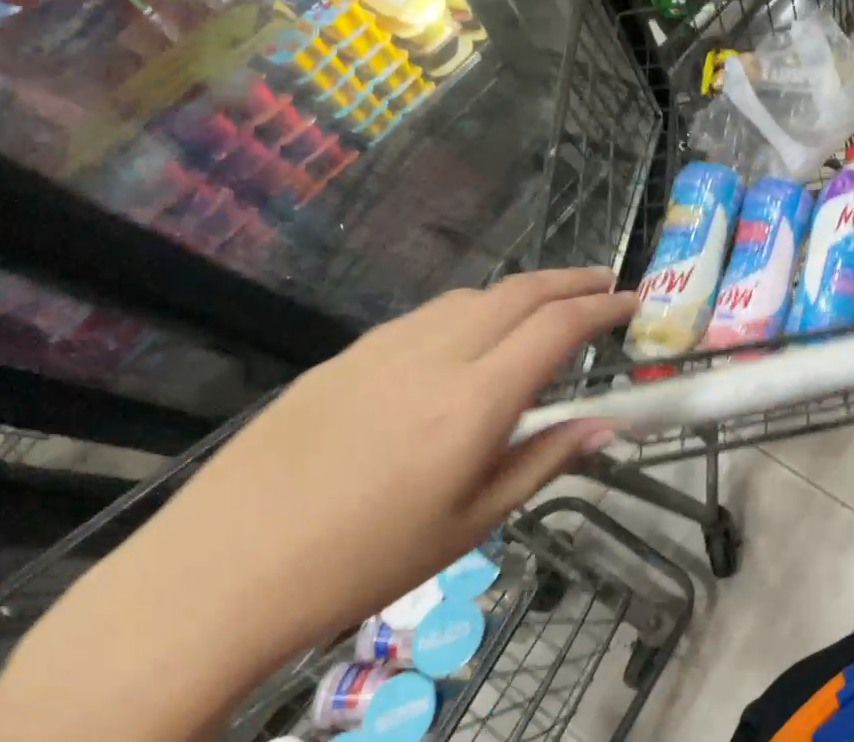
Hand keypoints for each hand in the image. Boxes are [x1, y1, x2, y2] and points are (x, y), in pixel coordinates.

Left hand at [0, 268, 633, 741]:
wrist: (218, 574)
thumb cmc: (365, 561)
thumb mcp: (472, 522)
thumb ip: (544, 461)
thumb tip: (606, 426)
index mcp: (474, 401)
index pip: (558, 328)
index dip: (604, 307)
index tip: (635, 302)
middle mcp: (433, 356)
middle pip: (518, 292)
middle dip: (571, 280)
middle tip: (605, 284)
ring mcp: (380, 350)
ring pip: (468, 297)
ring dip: (519, 292)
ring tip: (545, 308)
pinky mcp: (340, 359)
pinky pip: (422, 317)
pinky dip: (467, 310)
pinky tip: (466, 338)